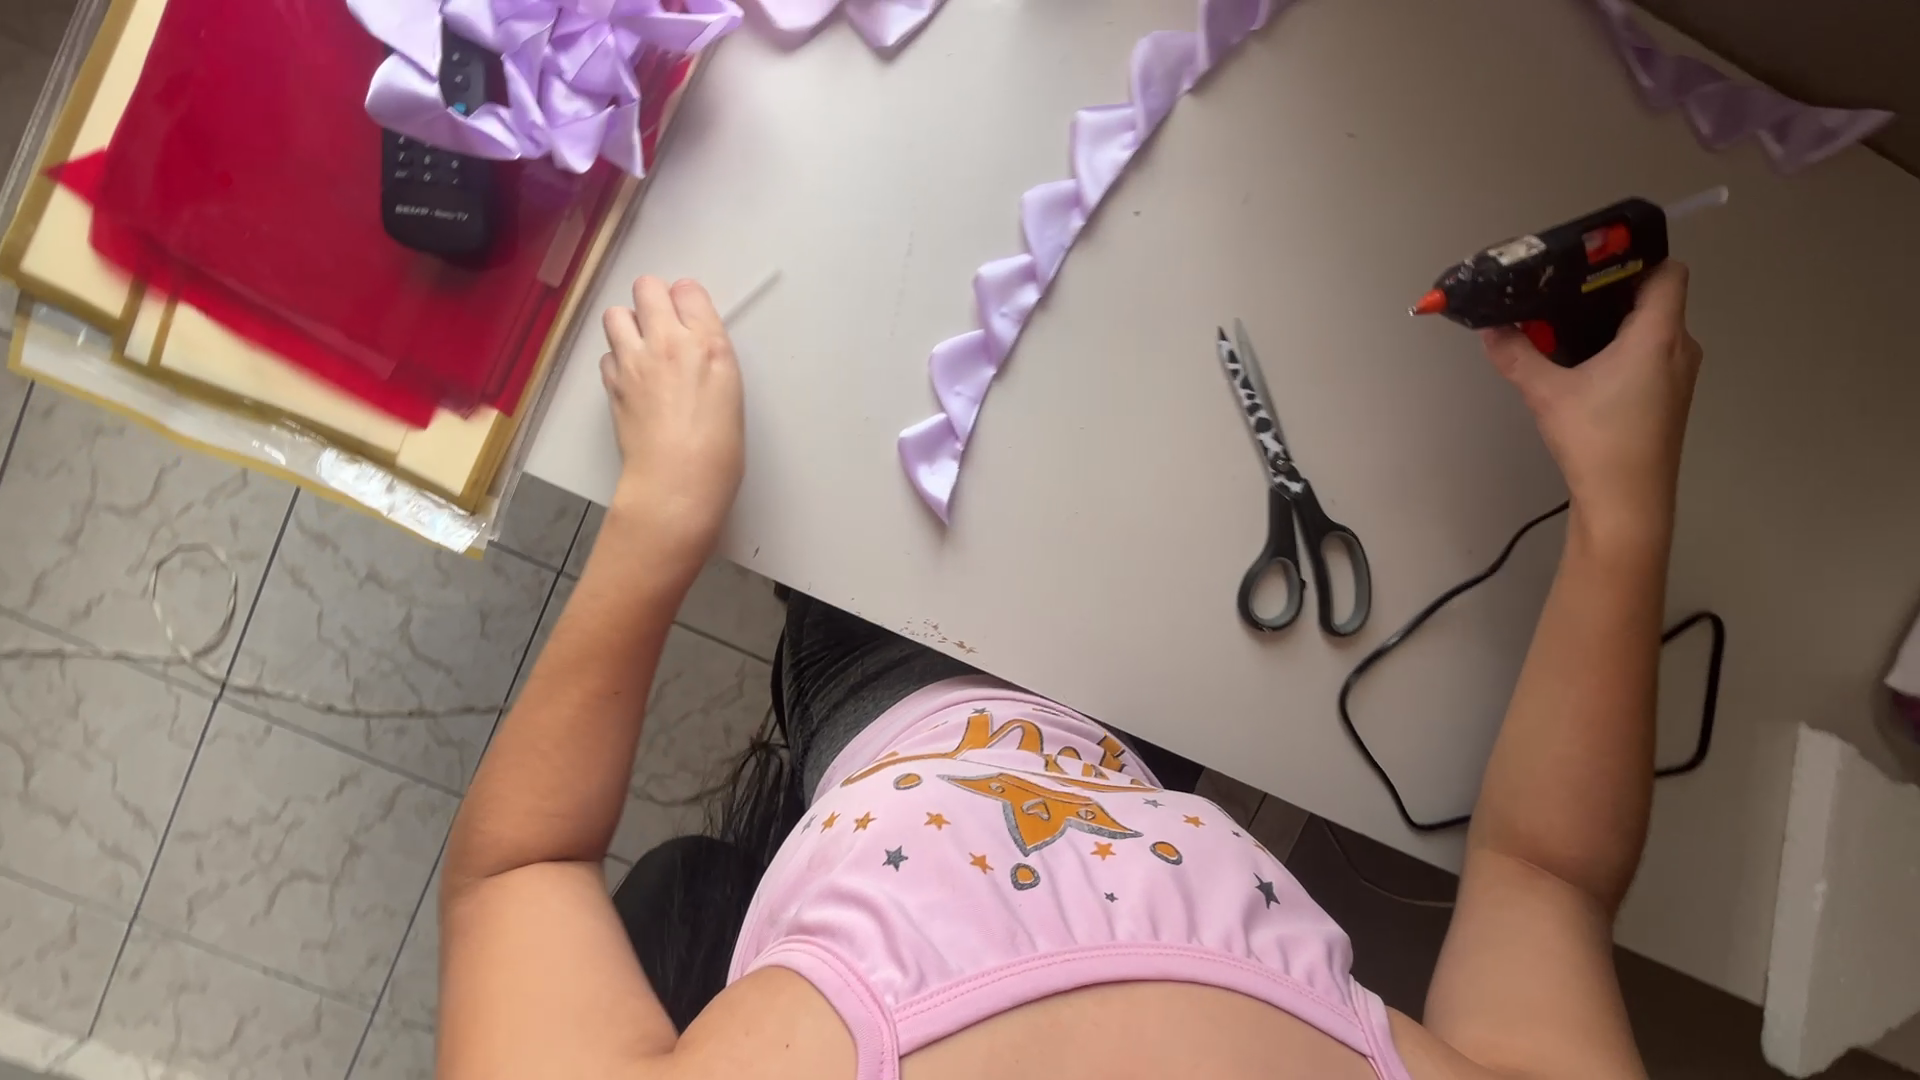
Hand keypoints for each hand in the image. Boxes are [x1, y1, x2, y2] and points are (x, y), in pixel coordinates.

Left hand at [599, 276, 744, 569]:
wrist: (678, 482)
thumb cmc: (718, 447)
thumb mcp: (731, 390)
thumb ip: (711, 353)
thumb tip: (694, 336)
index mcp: (708, 343)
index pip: (688, 289)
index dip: (688, 300)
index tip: (692, 317)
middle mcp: (668, 342)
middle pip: (646, 287)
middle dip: (653, 299)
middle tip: (664, 325)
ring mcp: (634, 361)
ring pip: (616, 313)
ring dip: (629, 324)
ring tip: (643, 348)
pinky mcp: (612, 383)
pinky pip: (607, 353)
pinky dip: (618, 359)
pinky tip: (634, 379)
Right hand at [1480, 261, 1702, 550]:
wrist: (1626, 497)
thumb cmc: (1596, 437)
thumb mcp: (1545, 393)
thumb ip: (1516, 356)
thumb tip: (1489, 329)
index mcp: (1658, 334)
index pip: (1666, 272)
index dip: (1633, 262)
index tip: (1588, 273)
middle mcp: (1679, 346)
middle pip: (1653, 301)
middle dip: (1606, 297)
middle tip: (1558, 303)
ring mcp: (1677, 374)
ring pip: (1648, 331)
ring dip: (1608, 328)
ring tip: (1561, 337)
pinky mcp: (1666, 397)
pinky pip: (1645, 356)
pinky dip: (1615, 352)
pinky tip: (1579, 372)